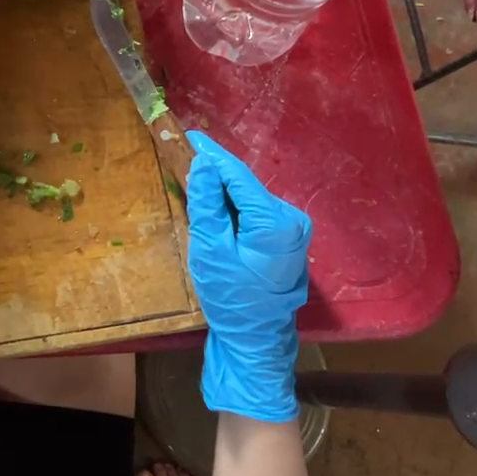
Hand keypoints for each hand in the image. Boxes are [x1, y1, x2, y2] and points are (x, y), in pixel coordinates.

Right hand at [184, 131, 310, 421]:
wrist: (255, 339)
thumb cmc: (231, 296)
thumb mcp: (210, 248)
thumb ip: (207, 203)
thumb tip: (203, 163)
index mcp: (276, 220)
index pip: (238, 176)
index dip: (212, 155)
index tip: (189, 136)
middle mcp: (292, 218)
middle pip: (245, 185)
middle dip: (215, 173)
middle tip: (183, 157)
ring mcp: (293, 229)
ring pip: (249, 197)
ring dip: (222, 191)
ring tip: (193, 182)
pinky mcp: (286, 239)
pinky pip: (254, 212)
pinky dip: (233, 207)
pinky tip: (213, 207)